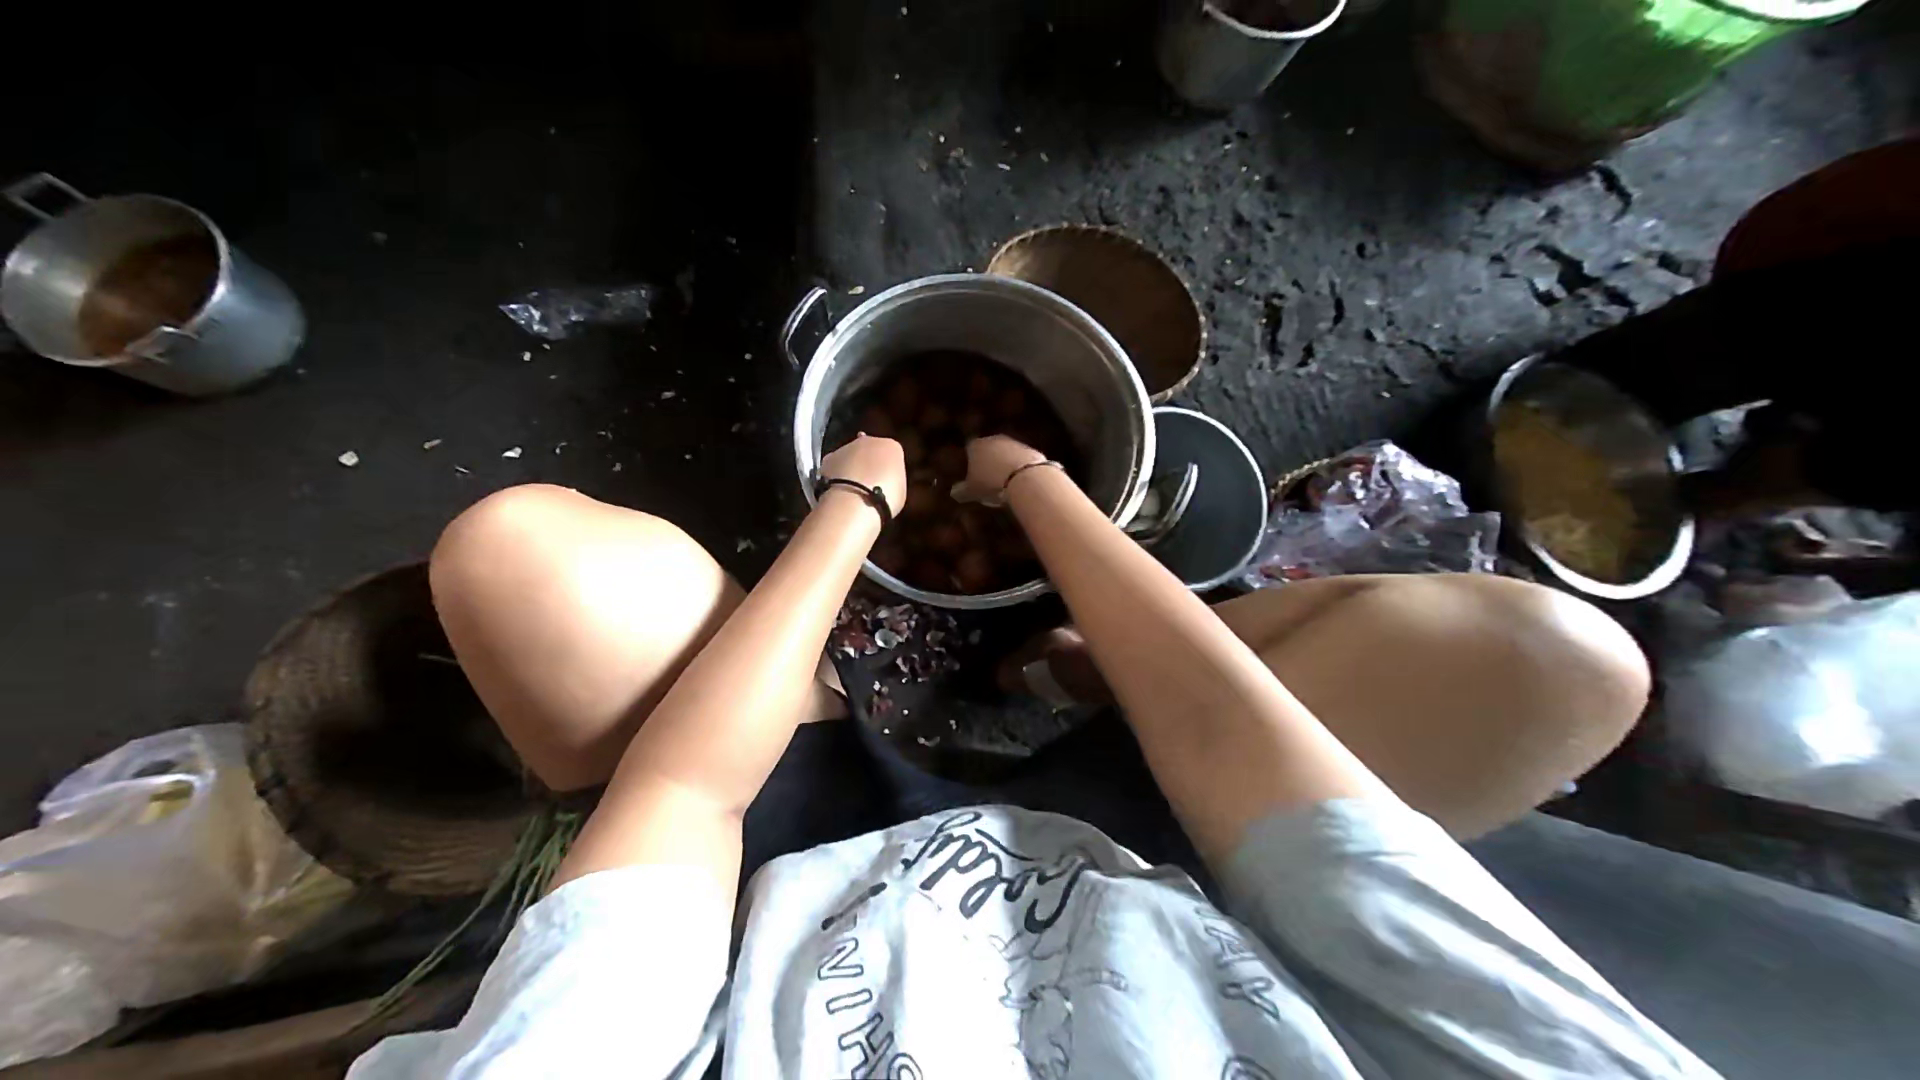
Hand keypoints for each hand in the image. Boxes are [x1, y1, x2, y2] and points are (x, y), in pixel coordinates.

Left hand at [820, 433, 906, 516]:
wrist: (856, 502)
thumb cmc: (886, 498)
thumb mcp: (899, 490)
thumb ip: (891, 479)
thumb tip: (882, 482)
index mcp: (892, 447)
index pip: (891, 453)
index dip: (888, 468)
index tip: (885, 481)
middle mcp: (869, 441)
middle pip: (869, 450)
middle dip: (867, 463)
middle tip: (868, 484)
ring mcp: (847, 447)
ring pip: (850, 455)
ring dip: (850, 467)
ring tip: (850, 489)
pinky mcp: (829, 458)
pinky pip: (834, 465)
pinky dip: (835, 474)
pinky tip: (837, 489)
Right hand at [952, 434, 1049, 505]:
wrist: (1023, 476)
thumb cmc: (990, 483)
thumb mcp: (971, 491)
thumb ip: (961, 491)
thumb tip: (954, 492)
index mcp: (975, 446)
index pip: (969, 449)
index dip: (970, 462)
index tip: (972, 475)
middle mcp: (993, 439)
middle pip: (989, 449)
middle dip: (988, 461)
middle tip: (988, 479)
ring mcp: (1013, 443)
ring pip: (1005, 453)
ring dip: (1005, 464)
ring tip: (1005, 483)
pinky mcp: (1030, 450)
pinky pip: (1021, 459)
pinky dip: (1019, 468)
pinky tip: (1019, 481)